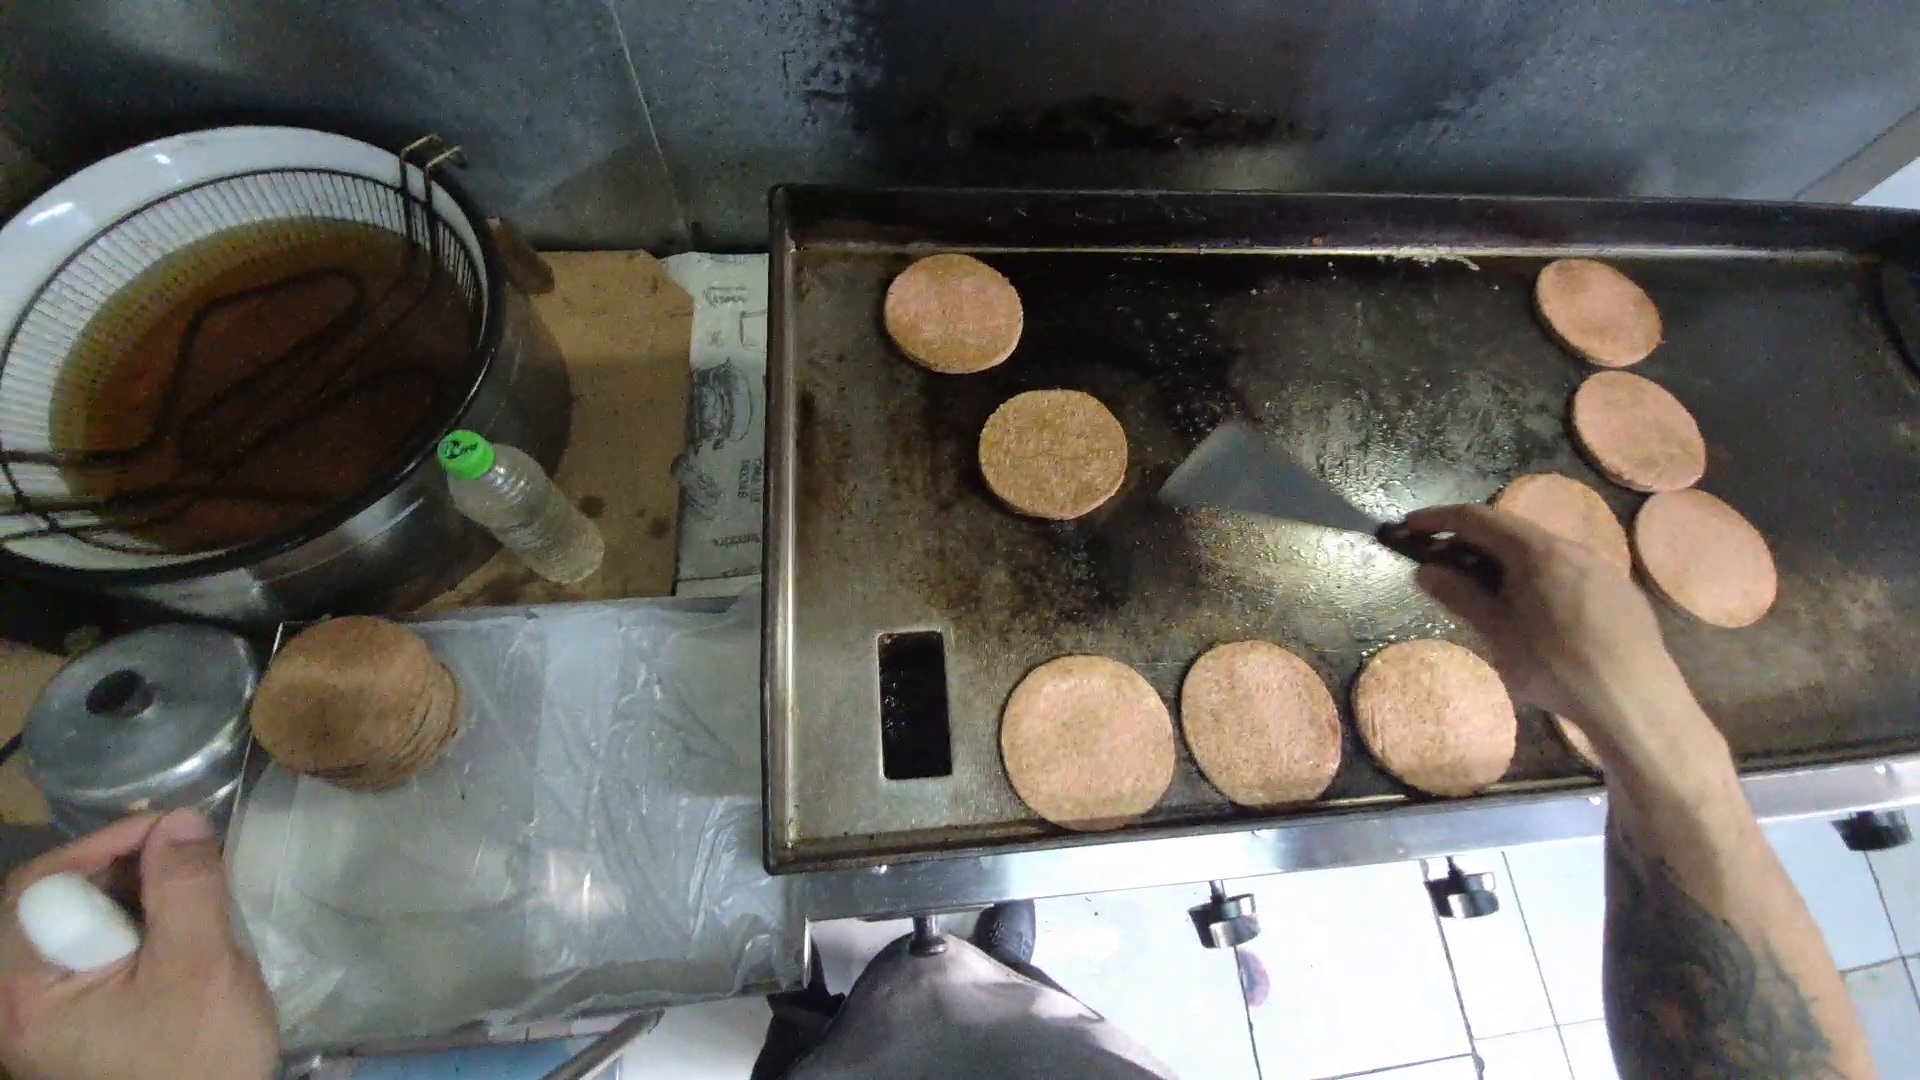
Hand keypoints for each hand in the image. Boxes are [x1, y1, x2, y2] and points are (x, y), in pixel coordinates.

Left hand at [0, 811, 276, 1079]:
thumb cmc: (196, 1048)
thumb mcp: (201, 963)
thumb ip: (186, 890)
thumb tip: (180, 820)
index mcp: (22, 991)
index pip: (37, 890)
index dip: (104, 846)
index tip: (178, 827)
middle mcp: (17, 997)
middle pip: (55, 901)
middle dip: (129, 864)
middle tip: (198, 854)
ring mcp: (48, 1008)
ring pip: (84, 919)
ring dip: (143, 890)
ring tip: (202, 888)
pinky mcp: (82, 1012)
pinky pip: (102, 944)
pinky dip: (147, 918)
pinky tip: (190, 925)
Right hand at [1403, 504, 1689, 738]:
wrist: (1637, 704)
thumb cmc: (1556, 666)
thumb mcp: (1496, 632)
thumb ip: (1459, 595)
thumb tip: (1426, 571)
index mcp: (1538, 552)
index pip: (1478, 518)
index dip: (1439, 518)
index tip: (1409, 526)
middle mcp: (1574, 549)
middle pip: (1511, 530)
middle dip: (1469, 539)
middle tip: (1440, 560)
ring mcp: (1603, 569)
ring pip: (1540, 550)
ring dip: (1502, 557)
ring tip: (1480, 585)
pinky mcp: (1620, 593)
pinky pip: (1566, 569)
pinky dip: (1533, 573)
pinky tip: (1529, 607)